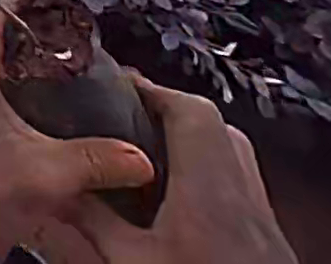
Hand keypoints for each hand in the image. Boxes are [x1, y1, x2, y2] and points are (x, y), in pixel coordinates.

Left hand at [0, 0, 153, 262]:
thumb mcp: (49, 171)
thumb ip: (95, 160)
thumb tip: (142, 155)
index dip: (14, 4)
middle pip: (2, 40)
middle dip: (32, 28)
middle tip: (70, 24)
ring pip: (8, 66)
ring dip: (34, 56)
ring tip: (73, 54)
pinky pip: (13, 89)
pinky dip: (35, 82)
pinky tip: (66, 97)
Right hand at [66, 77, 297, 263]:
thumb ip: (94, 220)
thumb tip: (57, 185)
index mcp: (210, 193)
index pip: (189, 112)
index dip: (152, 89)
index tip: (116, 84)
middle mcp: (244, 198)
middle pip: (215, 125)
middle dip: (170, 107)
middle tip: (129, 113)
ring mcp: (266, 224)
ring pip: (235, 152)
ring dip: (194, 135)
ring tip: (151, 145)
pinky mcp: (273, 247)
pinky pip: (242, 183)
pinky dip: (210, 168)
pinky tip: (179, 193)